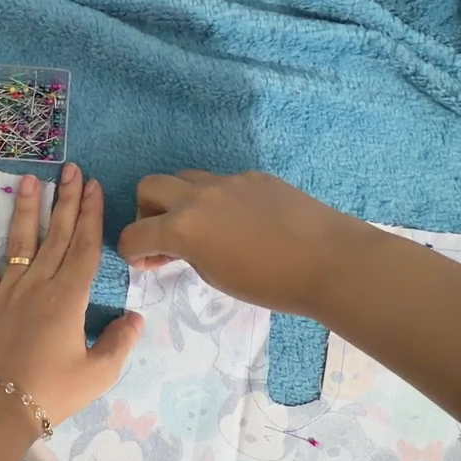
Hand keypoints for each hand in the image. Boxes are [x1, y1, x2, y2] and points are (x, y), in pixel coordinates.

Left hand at [0, 164, 142, 425]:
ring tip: (30, 179)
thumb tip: (135, 316)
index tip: (94, 187)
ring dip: (26, 209)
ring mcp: (9, 292)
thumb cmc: (54, 392)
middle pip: (56, 236)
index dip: (92, 215)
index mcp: (69, 298)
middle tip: (71, 170)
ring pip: (20, 242)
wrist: (1, 408)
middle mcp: (39, 285)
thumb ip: (120, 342)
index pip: (85, 247)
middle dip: (66, 201)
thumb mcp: (99, 374)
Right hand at [116, 170, 371, 316]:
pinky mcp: (254, 177)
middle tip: (166, 237)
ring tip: (202, 228)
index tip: (142, 261)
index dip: (131, 251)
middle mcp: (198, 196)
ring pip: (185, 178)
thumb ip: (187, 255)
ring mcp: (228, 181)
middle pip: (149, 186)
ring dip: (180, 200)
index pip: (134, 234)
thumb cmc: (270, 283)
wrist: (330, 260)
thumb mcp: (215, 277)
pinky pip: (220, 182)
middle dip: (148, 212)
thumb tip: (176, 248)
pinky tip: (241, 223)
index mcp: (183, 227)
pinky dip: (216, 199)